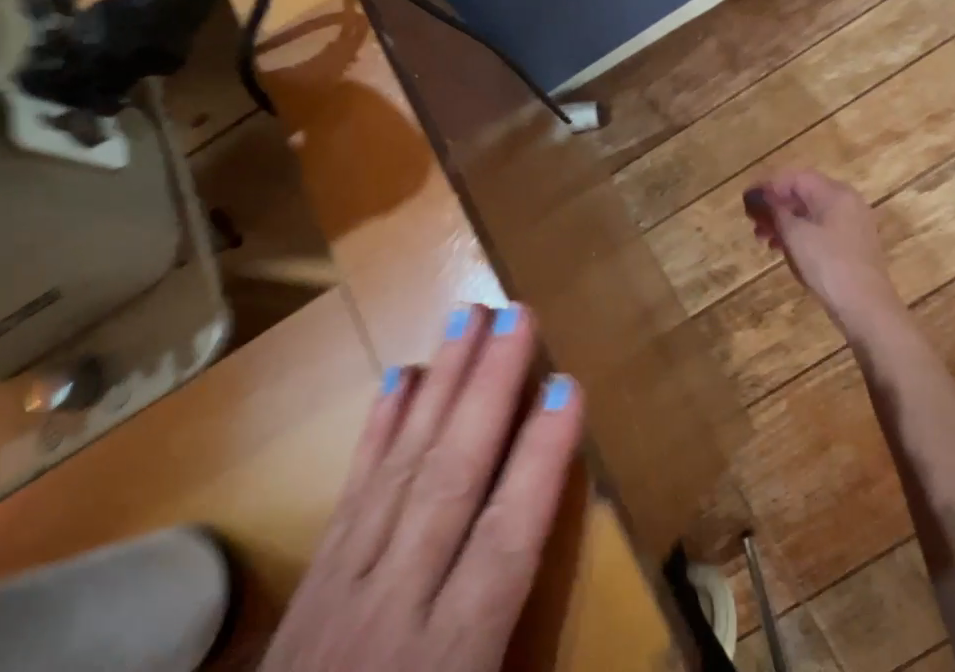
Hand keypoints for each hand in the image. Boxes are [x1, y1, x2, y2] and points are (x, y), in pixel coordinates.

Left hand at [262, 303, 583, 671]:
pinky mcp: (317, 576)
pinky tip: (399, 379)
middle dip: (487, 392)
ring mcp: (348, 582)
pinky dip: (378, 431)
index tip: (568, 388)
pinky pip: (352, 491)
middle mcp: (398, 603)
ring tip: (466, 319)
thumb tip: (637, 662)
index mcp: (450, 654)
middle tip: (515, 317)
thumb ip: (525, 657)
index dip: (541, 460)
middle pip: (451, 481)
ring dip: (439, 388)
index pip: (504, 540)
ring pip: (402, 469)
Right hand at [745, 169, 904, 338]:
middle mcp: (846, 202)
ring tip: (761, 239)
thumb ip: (774, 210)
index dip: (767, 186)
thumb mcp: (794, 235)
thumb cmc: (828, 264)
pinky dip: (798, 234)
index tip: (745, 202)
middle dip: (774, 205)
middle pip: (803, 194)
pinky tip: (782, 249)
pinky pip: (819, 230)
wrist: (865, 307)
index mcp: (835, 193)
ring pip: (809, 214)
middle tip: (750, 221)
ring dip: (783, 222)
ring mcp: (851, 225)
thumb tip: (755, 195)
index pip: (795, 177)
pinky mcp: (851, 245)